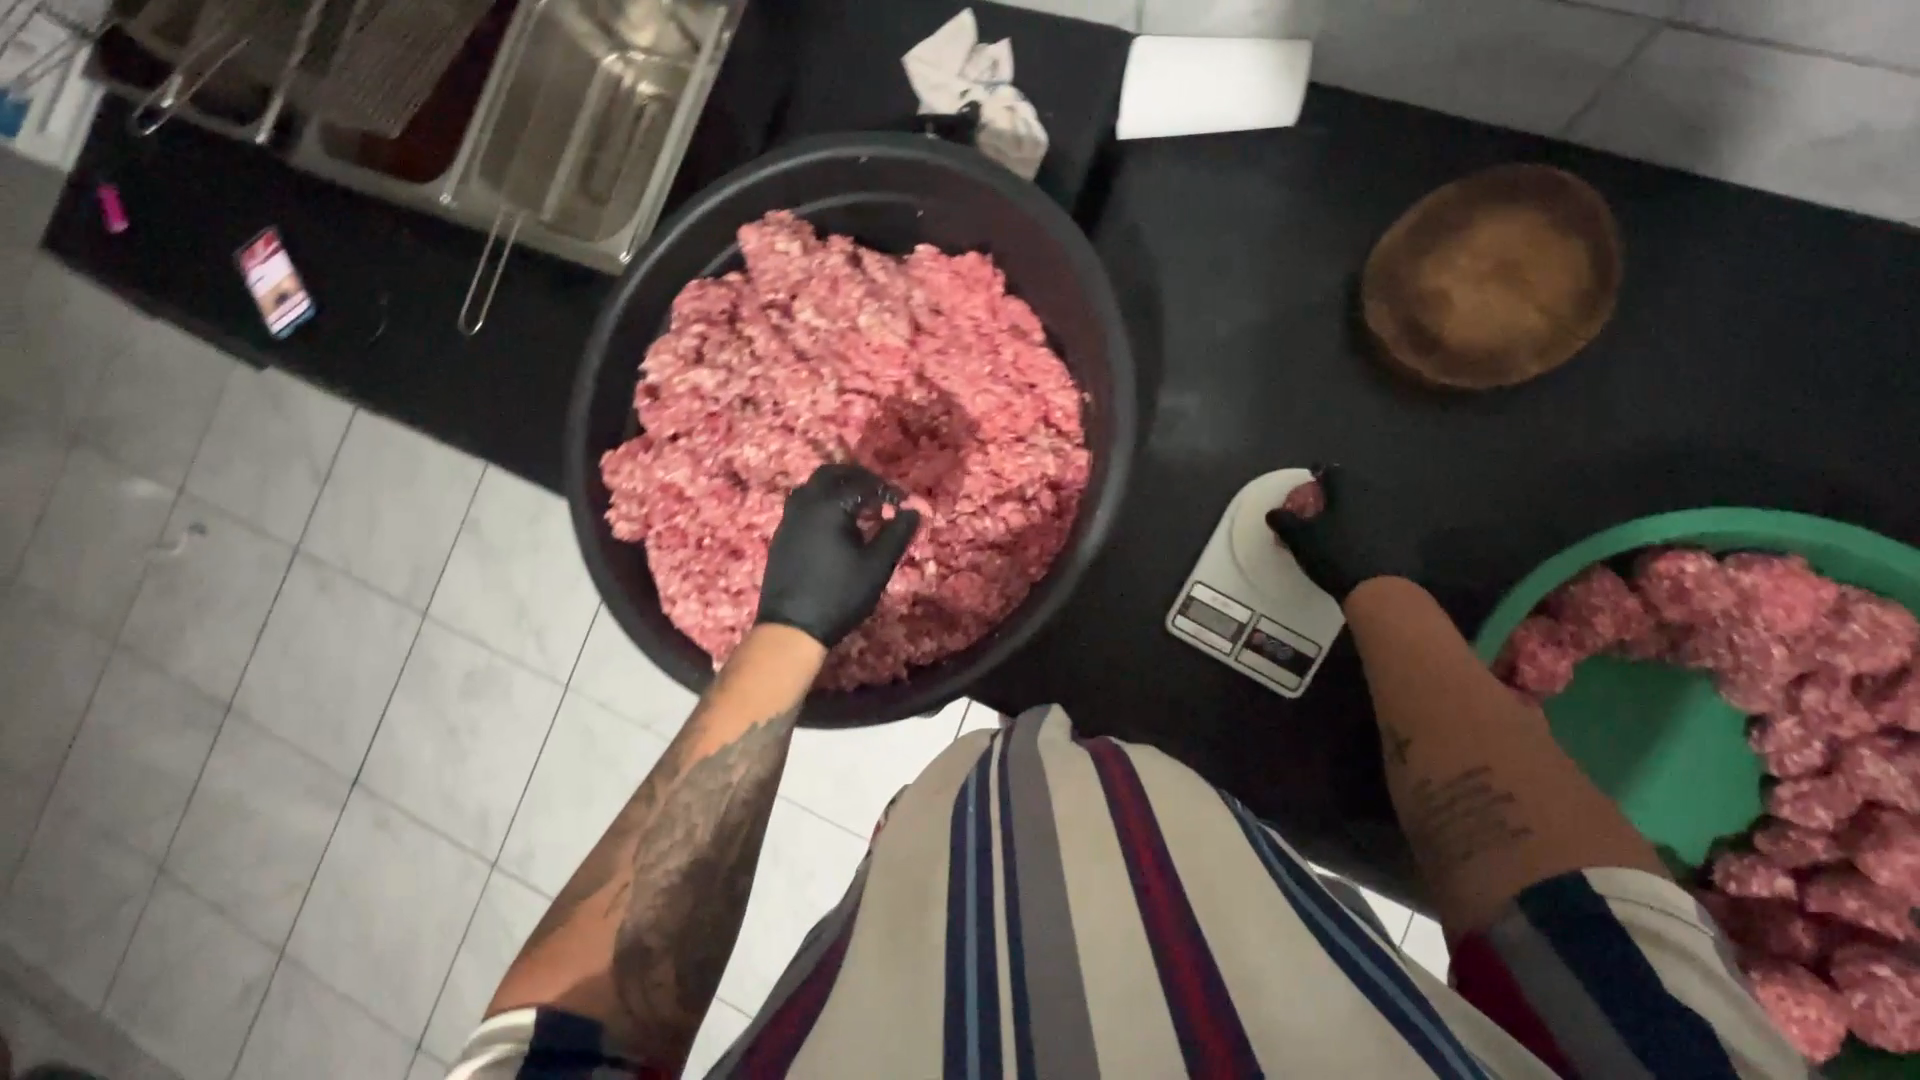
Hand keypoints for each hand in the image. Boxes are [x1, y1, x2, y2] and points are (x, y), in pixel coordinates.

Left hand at [756, 463, 920, 647]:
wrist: (792, 626)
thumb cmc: (840, 595)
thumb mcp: (877, 565)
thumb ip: (898, 533)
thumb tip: (914, 510)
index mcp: (829, 505)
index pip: (865, 484)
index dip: (889, 491)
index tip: (906, 505)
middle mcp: (805, 503)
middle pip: (833, 474)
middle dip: (860, 480)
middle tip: (882, 496)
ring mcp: (789, 518)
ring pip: (815, 487)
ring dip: (839, 489)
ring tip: (861, 509)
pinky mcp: (782, 534)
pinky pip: (805, 505)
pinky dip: (825, 504)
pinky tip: (839, 527)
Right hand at [1263, 465, 1408, 601]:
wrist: (1381, 589)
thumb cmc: (1335, 555)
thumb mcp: (1300, 539)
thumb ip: (1284, 521)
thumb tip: (1273, 512)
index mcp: (1348, 488)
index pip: (1330, 470)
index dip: (1317, 475)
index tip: (1309, 483)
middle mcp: (1374, 493)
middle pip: (1352, 486)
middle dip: (1338, 494)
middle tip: (1323, 507)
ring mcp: (1394, 515)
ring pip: (1370, 505)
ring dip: (1356, 512)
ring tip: (1343, 527)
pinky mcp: (1408, 536)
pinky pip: (1384, 525)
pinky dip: (1372, 530)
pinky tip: (1363, 545)